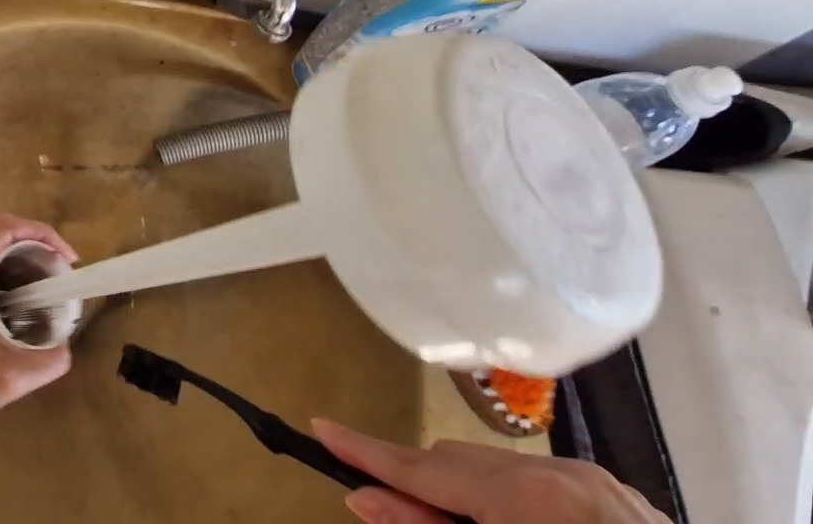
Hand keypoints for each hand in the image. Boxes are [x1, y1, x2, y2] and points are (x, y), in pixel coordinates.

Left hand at [0, 214, 77, 454]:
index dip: (42, 233)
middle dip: (32, 252)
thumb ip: (49, 358)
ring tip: (41, 298)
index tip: (68, 262)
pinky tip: (10, 313)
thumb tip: (65, 347)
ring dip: (13, 268)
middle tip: (58, 283)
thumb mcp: (10, 377)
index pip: (6, 226)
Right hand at [314, 419, 670, 523]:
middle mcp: (557, 473)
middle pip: (454, 461)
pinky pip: (536, 482)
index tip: (319, 427)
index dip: (364, 451)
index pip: (421, 467)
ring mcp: (594, 482)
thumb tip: (363, 498)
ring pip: (493, 468)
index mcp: (525, 494)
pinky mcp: (618, 498)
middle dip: (419, 481)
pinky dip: (508, 500)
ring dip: (464, 492)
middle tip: (390, 509)